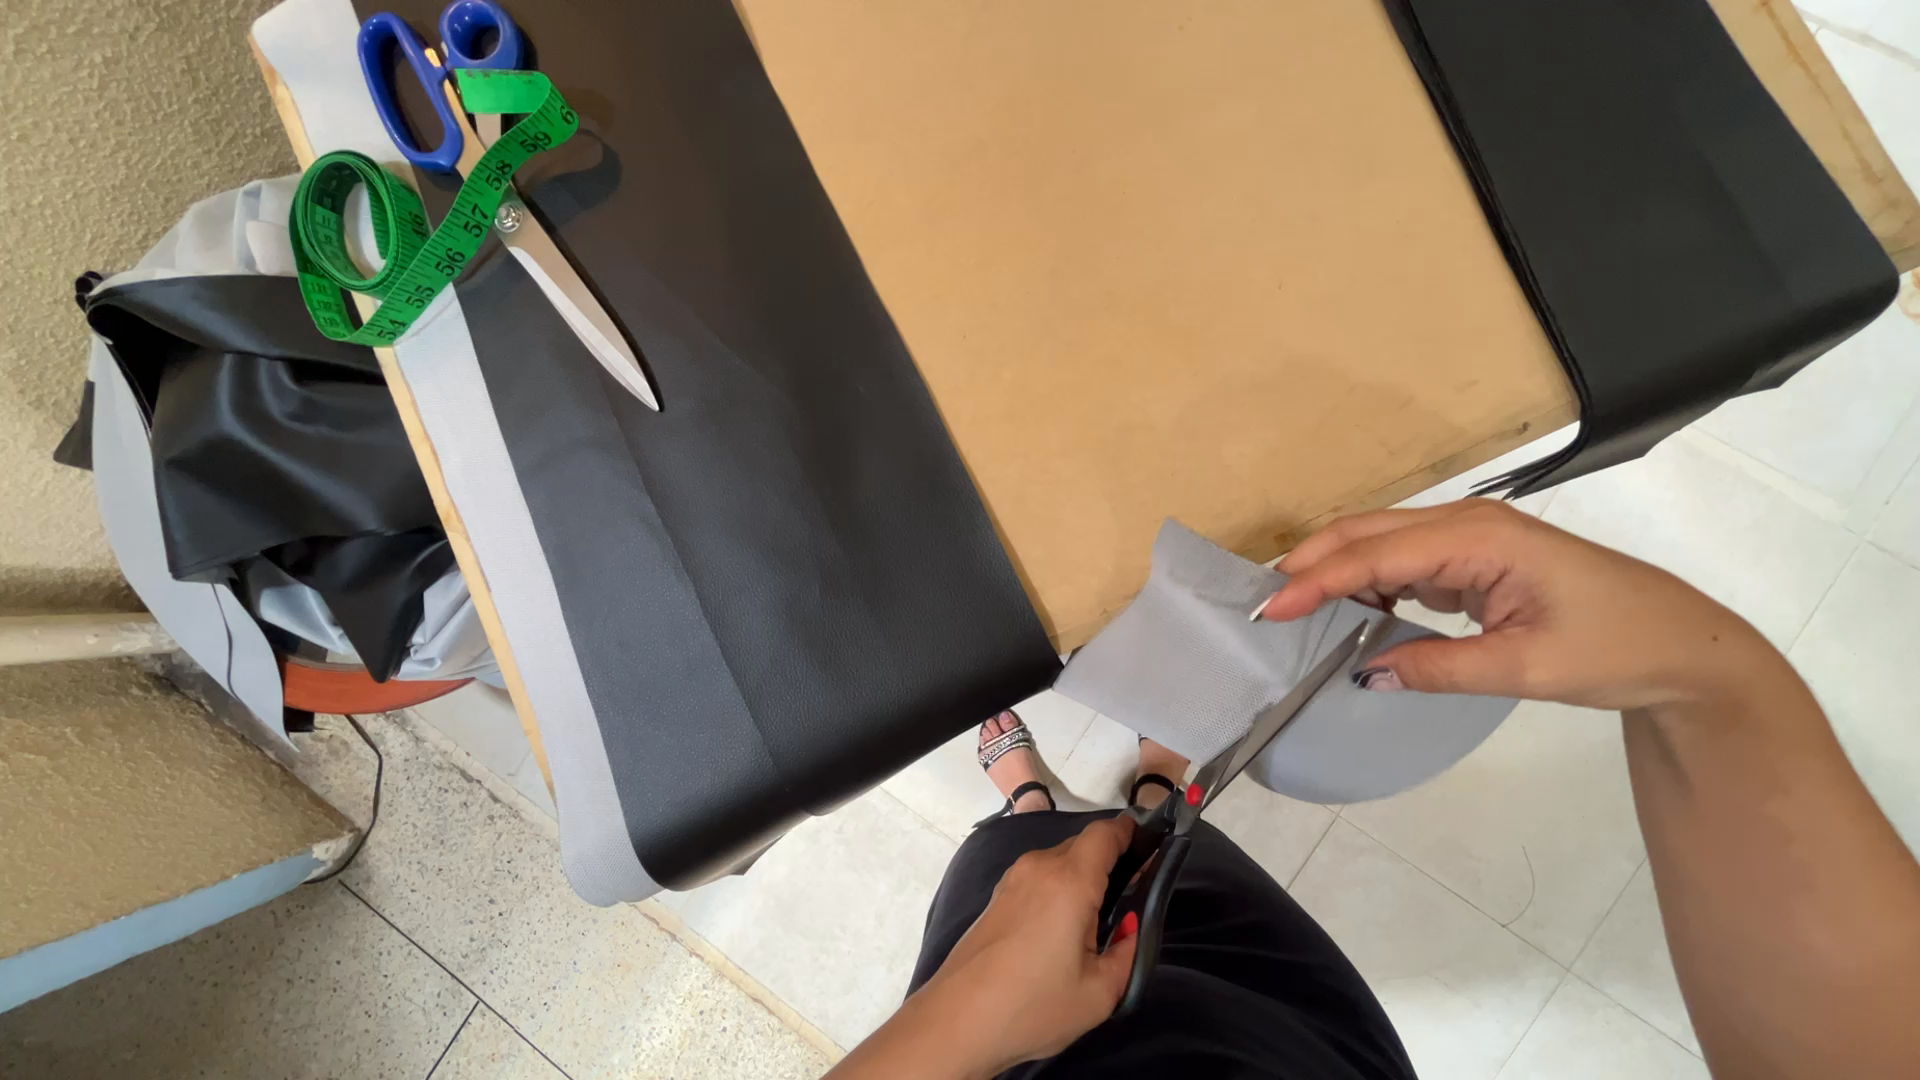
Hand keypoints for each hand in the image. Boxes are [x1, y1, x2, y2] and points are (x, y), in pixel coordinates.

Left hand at [917, 816, 1140, 1073]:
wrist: (960, 1018)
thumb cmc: (1034, 1004)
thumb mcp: (1099, 992)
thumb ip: (1127, 952)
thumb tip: (1131, 926)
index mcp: (1069, 880)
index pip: (1104, 833)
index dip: (1129, 832)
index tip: (1148, 845)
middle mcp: (1040, 866)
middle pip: (1082, 845)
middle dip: (1109, 860)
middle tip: (1129, 896)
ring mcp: (1014, 877)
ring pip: (1059, 860)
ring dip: (1081, 876)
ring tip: (1094, 921)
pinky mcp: (998, 894)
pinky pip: (1039, 876)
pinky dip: (1058, 887)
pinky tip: (1060, 928)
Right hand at [1252, 499, 1779, 710]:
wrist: (1687, 646)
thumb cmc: (1617, 649)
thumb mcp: (1526, 667)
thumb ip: (1440, 668)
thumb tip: (1365, 673)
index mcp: (1480, 539)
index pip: (1376, 553)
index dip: (1317, 580)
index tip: (1271, 609)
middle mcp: (1465, 523)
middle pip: (1365, 531)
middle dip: (1310, 562)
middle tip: (1266, 602)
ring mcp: (1468, 535)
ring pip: (1377, 539)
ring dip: (1334, 569)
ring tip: (1296, 608)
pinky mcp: (1470, 554)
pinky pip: (1399, 557)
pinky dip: (1365, 580)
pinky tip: (1352, 609)